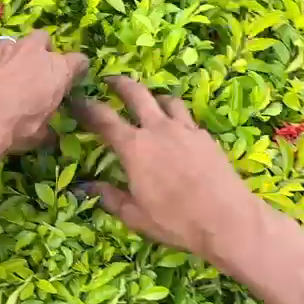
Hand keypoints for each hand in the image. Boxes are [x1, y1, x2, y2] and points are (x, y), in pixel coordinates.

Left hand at [0, 32, 88, 153]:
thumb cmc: (16, 126)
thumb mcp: (38, 134)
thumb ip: (45, 126)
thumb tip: (47, 133)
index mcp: (57, 70)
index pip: (78, 61)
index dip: (75, 70)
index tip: (71, 80)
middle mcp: (33, 52)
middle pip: (43, 40)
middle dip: (41, 52)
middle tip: (33, 73)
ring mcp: (4, 48)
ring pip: (14, 44)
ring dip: (12, 58)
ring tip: (3, 78)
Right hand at [71, 77, 274, 267]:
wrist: (228, 220)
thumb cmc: (176, 222)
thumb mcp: (135, 216)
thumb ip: (109, 197)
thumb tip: (84, 188)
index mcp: (134, 147)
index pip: (102, 118)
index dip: (85, 107)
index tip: (74, 100)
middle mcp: (158, 129)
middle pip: (136, 93)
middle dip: (119, 84)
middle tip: (109, 81)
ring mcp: (186, 130)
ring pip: (166, 99)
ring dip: (153, 97)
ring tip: (148, 102)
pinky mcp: (206, 137)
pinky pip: (186, 118)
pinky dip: (175, 117)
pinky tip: (176, 130)